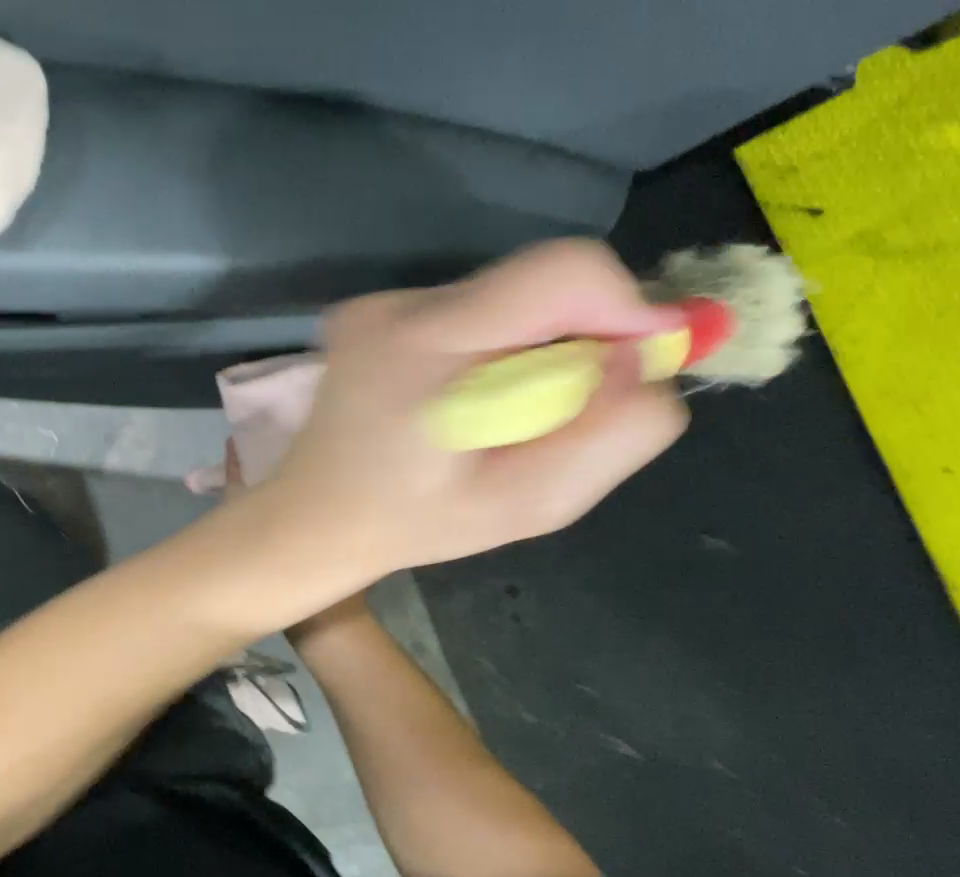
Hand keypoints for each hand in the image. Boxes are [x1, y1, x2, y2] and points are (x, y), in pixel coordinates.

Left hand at [247, 239, 688, 600]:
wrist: (310, 519)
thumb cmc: (414, 522)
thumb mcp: (531, 503)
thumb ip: (611, 429)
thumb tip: (649, 352)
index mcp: (426, 344)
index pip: (564, 270)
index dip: (624, 306)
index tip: (632, 363)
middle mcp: (393, 307)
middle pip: (535, 282)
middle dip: (575, 337)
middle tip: (558, 407)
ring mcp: (372, 306)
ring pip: (502, 298)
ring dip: (528, 347)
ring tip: (497, 415)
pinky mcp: (366, 314)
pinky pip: (465, 312)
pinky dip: (488, 348)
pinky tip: (461, 402)